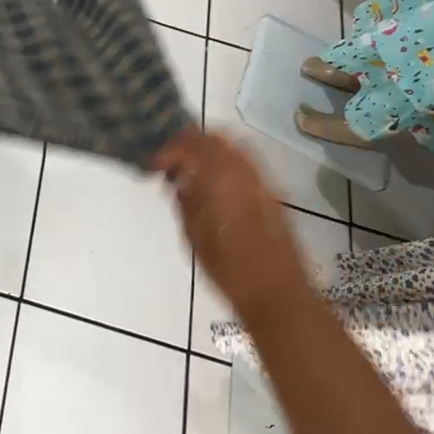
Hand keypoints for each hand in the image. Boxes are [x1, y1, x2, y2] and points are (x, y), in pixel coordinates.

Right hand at [153, 130, 314, 320]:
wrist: (278, 295)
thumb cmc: (229, 270)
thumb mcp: (194, 236)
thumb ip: (185, 201)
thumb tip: (178, 181)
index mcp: (220, 179)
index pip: (190, 146)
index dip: (168, 150)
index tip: (155, 165)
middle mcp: (244, 173)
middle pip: (215, 138)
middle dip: (190, 143)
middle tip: (173, 158)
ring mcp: (262, 182)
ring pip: (235, 147)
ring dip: (211, 149)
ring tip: (193, 167)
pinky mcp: (273, 195)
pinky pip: (248, 164)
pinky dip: (229, 162)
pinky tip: (218, 183)